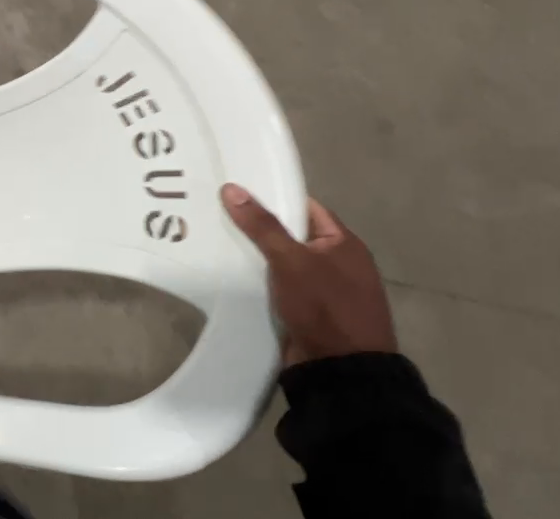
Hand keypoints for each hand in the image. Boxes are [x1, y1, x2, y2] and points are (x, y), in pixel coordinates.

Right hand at [220, 184, 396, 365]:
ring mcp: (322, 288)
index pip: (306, 207)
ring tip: (214, 235)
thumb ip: (262, 226)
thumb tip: (232, 188)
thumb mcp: (291, 261)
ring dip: (254, 252)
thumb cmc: (325, 307)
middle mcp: (337, 263)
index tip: (237, 188)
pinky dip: (257, 276)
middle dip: (257, 224)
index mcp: (345, 244)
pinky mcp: (306, 310)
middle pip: (290, 233)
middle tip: (216, 209)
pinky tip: (228, 269)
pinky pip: (277, 283)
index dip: (274, 195)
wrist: (341, 371)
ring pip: (280, 260)